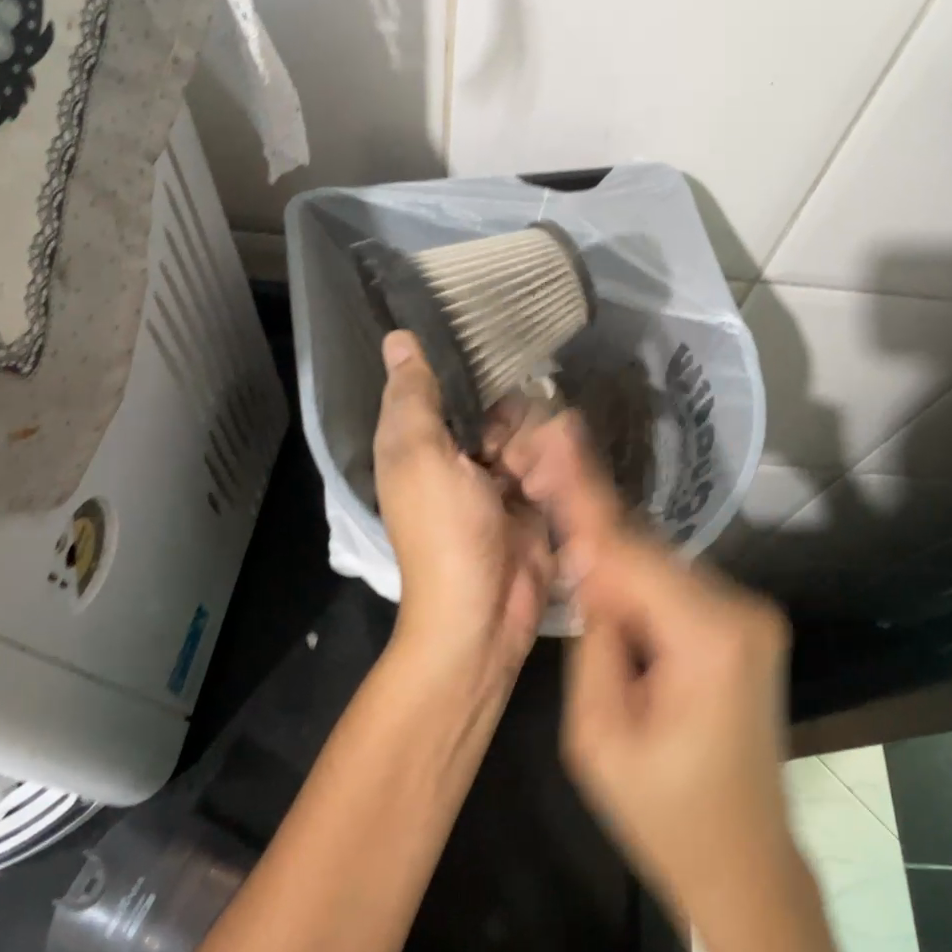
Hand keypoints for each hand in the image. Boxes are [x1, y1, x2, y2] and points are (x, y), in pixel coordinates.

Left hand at [373, 331, 551, 684]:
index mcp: (421, 443)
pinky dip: (555, 479)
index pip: (454, 389)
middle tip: (504, 460)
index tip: (488, 395)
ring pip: (537, 436)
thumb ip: (414, 395)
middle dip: (515, 430)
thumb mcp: (419, 455)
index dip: (475, 385)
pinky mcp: (536, 506)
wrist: (482, 613)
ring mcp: (501, 483)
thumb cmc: (444, 531)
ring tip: (532, 488)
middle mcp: (460, 457)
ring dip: (539, 457)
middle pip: (506, 410)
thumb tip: (396, 337)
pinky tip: (549, 495)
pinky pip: (555, 468)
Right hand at [510, 414, 831, 951]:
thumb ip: (593, 635)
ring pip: (658, 563)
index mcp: (709, 637)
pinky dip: (632, 575)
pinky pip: (673, 586)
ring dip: (607, 548)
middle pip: (646, 549)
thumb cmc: (662, 814)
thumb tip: (586, 561)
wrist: (742, 860)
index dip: (584, 491)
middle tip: (538, 461)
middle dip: (588, 515)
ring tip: (555, 509)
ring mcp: (749, 615)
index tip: (555, 430)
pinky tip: (594, 566)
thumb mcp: (598, 733)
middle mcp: (741, 610)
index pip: (629, 550)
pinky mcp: (742, 626)